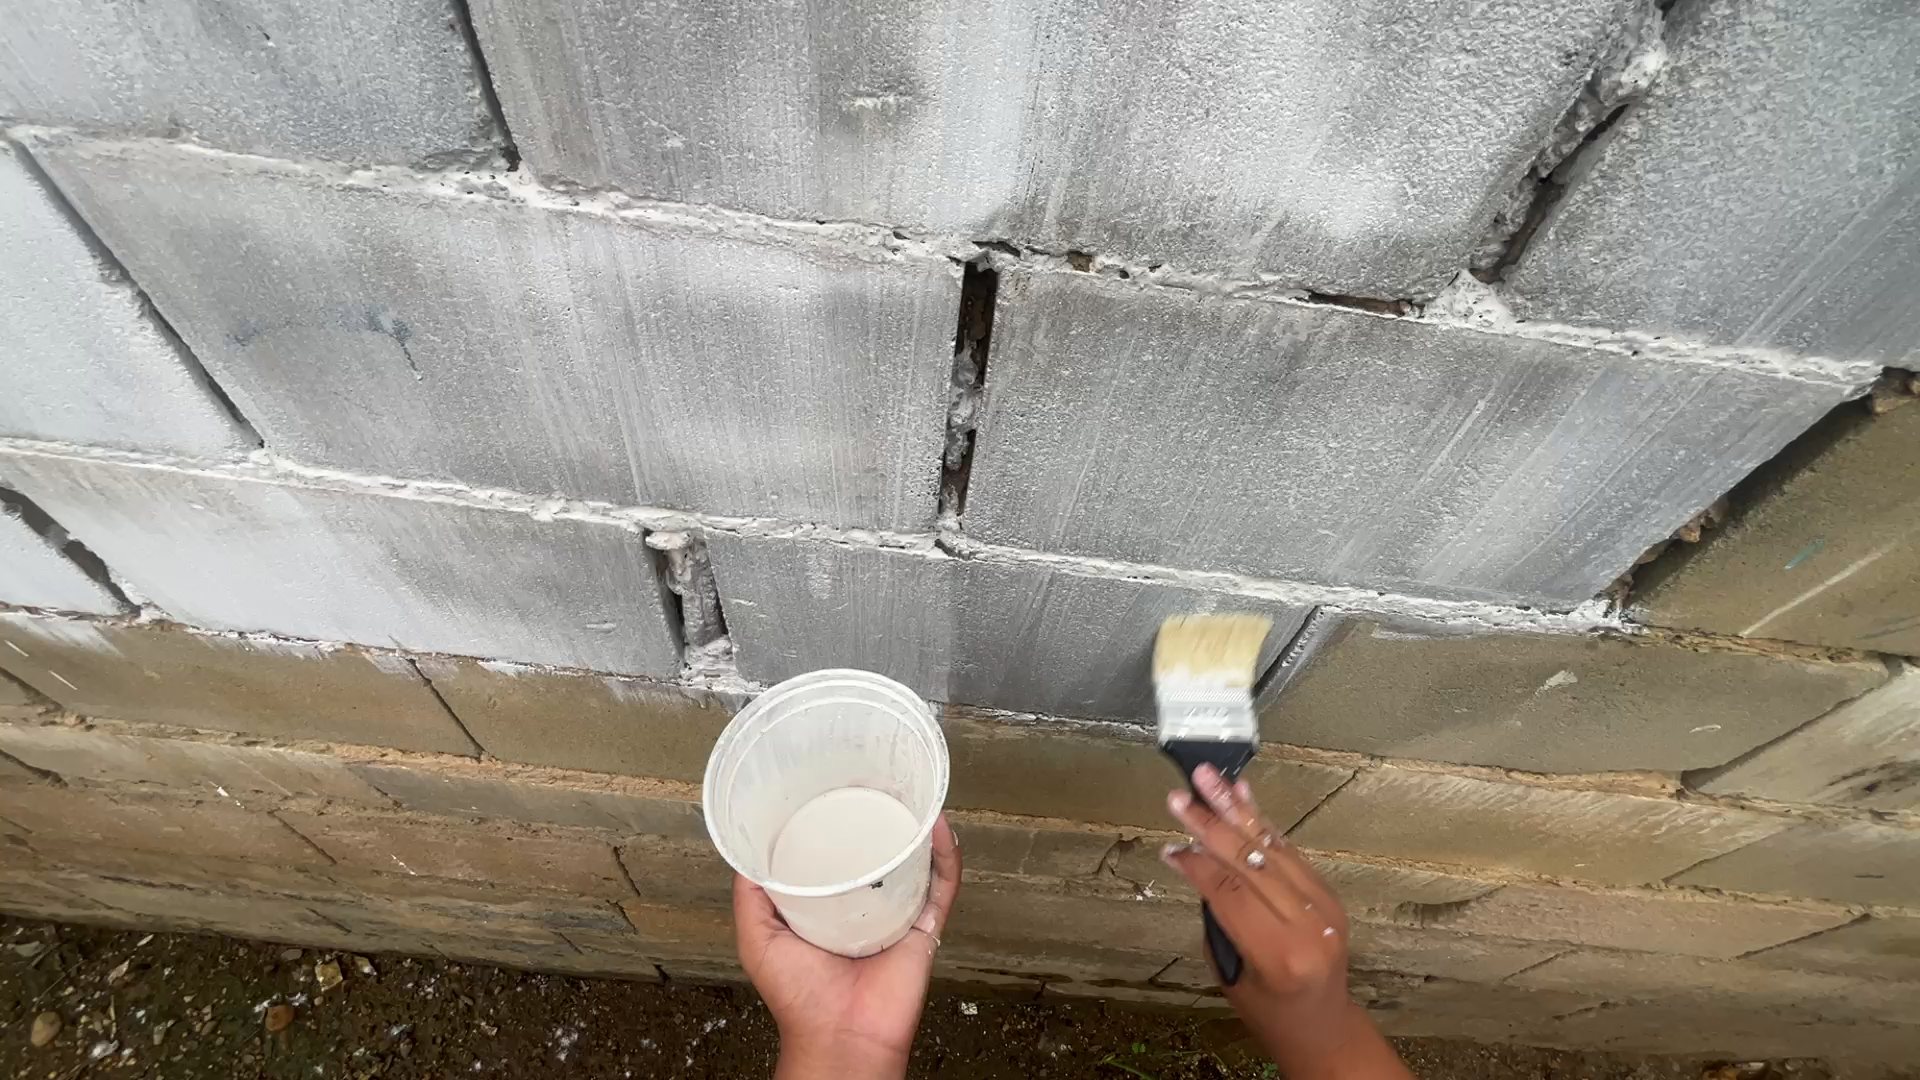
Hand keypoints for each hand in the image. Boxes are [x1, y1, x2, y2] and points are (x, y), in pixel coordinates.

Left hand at [734, 813, 961, 1079]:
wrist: (841, 1038)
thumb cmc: (800, 999)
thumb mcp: (760, 940)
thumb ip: (752, 898)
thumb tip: (745, 852)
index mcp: (836, 901)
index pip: (844, 851)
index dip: (844, 819)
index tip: (841, 788)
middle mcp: (871, 901)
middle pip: (884, 848)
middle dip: (886, 815)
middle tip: (881, 784)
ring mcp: (901, 910)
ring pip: (918, 858)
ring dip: (920, 826)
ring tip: (912, 795)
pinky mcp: (927, 923)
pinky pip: (943, 882)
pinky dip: (945, 852)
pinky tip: (937, 825)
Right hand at [1162, 766, 1411, 1079]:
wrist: (1324, 1026)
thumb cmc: (1267, 1009)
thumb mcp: (1229, 969)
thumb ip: (1220, 912)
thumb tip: (1199, 854)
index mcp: (1280, 955)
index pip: (1230, 892)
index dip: (1197, 864)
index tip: (1170, 848)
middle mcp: (1308, 925)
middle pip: (1250, 861)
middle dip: (1210, 824)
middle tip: (1179, 797)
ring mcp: (1324, 906)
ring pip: (1270, 846)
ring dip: (1234, 808)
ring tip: (1207, 777)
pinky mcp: (1327, 892)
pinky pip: (1286, 849)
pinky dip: (1260, 819)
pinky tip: (1240, 793)